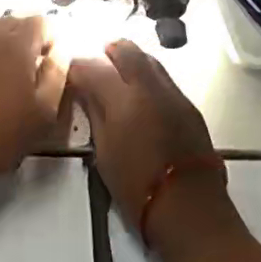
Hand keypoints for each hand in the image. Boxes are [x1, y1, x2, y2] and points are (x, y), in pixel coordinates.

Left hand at [0, 15, 67, 187]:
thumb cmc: (2, 133)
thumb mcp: (45, 110)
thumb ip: (58, 72)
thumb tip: (60, 48)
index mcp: (18, 41)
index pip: (43, 22)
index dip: (51, 41)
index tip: (49, 66)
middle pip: (18, 21)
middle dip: (29, 40)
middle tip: (29, 73)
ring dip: (5, 42)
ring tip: (6, 74)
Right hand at [69, 40, 226, 237]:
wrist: (191, 210)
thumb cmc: (138, 188)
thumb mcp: (104, 152)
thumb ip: (94, 113)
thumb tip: (85, 91)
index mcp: (122, 99)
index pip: (92, 67)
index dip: (77, 67)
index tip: (69, 72)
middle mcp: (149, 87)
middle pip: (126, 50)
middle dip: (108, 52)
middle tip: (97, 63)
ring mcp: (172, 94)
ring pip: (148, 59)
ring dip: (131, 60)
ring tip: (119, 75)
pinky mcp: (189, 105)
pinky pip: (163, 78)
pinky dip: (148, 76)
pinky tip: (142, 94)